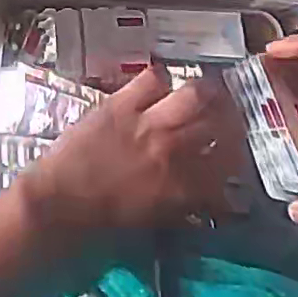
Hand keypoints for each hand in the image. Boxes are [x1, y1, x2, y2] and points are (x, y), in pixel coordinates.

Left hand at [17, 70, 240, 235]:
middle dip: (228, 119)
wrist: (61, 201)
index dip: (236, 155)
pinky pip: (152, 78)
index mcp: (185, 186)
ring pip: (195, 95)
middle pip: (220, 125)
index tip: (233, 151)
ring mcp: (148, 122)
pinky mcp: (121, 104)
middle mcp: (175, 150)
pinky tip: (159, 84)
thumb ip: (187, 204)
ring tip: (207, 89)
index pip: (229, 164)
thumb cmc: (105, 217)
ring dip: (206, 91)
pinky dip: (160, 78)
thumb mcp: (156, 218)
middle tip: (225, 114)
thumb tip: (212, 197)